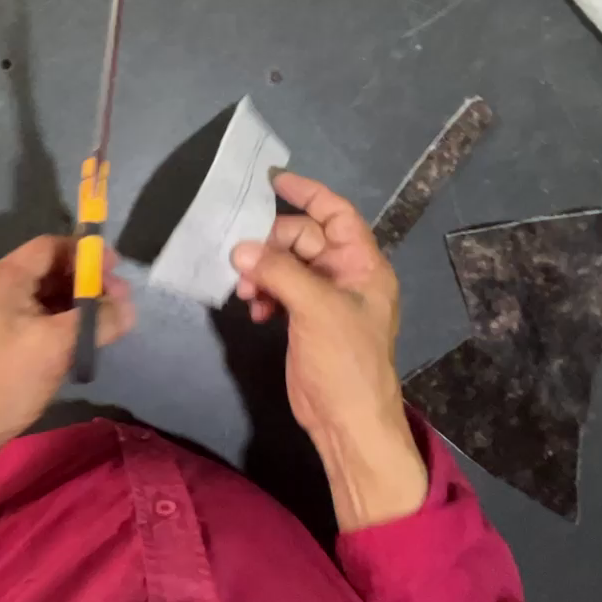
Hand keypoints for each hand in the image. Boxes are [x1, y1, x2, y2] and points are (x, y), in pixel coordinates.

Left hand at [0, 235, 136, 444]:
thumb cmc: (3, 382)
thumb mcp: (59, 347)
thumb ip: (98, 320)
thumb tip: (128, 307)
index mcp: (0, 278)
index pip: (49, 246)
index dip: (86, 255)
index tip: (116, 273)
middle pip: (45, 270)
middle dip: (83, 284)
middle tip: (115, 305)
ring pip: (36, 298)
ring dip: (70, 307)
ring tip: (99, 328)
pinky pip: (25, 320)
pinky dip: (53, 324)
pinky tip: (72, 345)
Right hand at [232, 172, 426, 529]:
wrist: (347, 421)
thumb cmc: (345, 360)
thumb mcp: (316, 309)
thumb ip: (279, 273)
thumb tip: (239, 249)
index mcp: (363, 265)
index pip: (336, 214)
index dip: (308, 194)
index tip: (273, 180)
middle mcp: (345, 275)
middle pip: (302, 239)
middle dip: (271, 246)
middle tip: (245, 263)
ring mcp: (323, 298)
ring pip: (285, 265)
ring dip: (262, 272)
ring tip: (246, 294)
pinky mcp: (304, 318)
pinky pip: (278, 290)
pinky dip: (263, 294)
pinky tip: (254, 310)